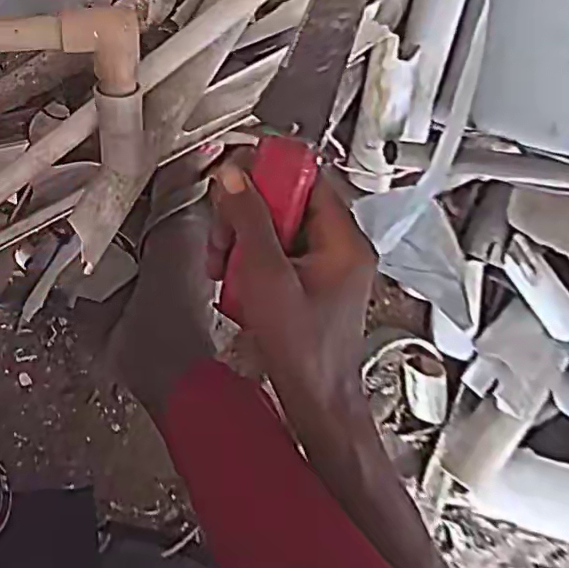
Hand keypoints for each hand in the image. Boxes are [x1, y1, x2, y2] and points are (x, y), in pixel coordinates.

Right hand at [206, 153, 374, 410]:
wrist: (312, 396)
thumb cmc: (303, 347)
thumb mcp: (267, 275)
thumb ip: (249, 220)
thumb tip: (233, 178)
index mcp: (344, 241)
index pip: (308, 178)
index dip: (269, 171)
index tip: (236, 174)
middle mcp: (337, 246)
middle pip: (282, 200)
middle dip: (242, 214)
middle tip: (225, 235)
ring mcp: (320, 261)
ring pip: (268, 222)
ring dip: (236, 237)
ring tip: (224, 263)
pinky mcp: (301, 275)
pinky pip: (266, 245)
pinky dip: (242, 255)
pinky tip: (231, 275)